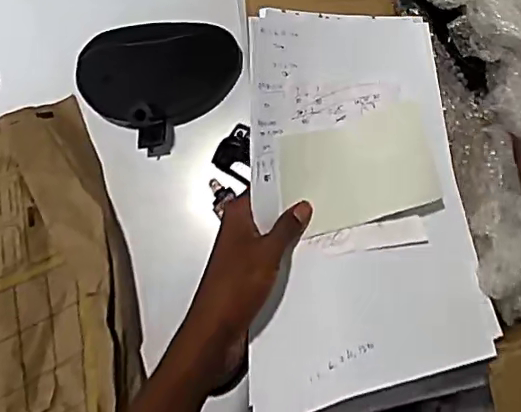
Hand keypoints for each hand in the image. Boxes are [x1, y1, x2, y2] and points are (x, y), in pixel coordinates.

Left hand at [169, 193, 311, 387]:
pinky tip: (291, 264)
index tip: (300, 184)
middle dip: (286, 215)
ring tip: (301, 239)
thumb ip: (286, 228)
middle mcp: (236, 232)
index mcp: (236, 216)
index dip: (280, 185)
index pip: (260, 188)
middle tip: (307, 212)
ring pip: (268, 237)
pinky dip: (279, 260)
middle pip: (266, 214)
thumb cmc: (227, 293)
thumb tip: (299, 209)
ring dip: (283, 241)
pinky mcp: (245, 274)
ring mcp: (240, 253)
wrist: (214, 335)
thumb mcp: (268, 253)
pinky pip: (268, 258)